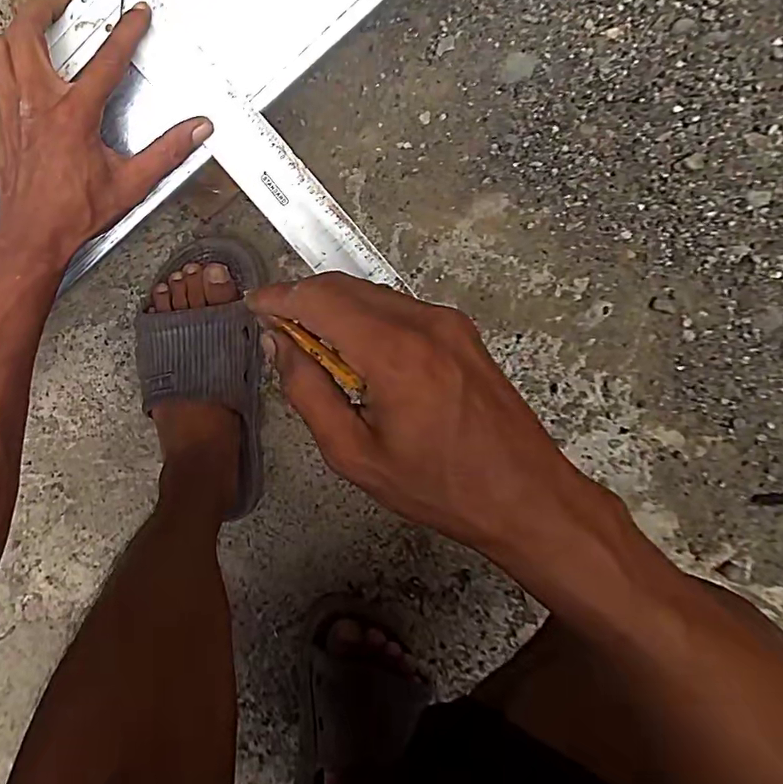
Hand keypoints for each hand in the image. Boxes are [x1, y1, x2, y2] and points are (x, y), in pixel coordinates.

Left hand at [0, 0, 211, 267]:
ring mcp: (8, 112)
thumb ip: (167, 152)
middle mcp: (36, 104)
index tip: (135, 15)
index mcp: (74, 114)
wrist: (32, 237)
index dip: (126, 30)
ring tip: (28, 31)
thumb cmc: (71, 214)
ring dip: (12, 35)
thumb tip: (194, 131)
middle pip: (27, 31)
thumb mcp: (131, 182)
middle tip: (60, 4)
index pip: (106, 58)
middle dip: (44, 6)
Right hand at [249, 273, 613, 554]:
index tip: (254, 305)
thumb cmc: (439, 487)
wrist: (528, 497)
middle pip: (342, 286)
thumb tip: (278, 345)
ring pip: (368, 292)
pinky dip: (362, 316)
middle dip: (301, 298)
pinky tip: (354, 350)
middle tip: (276, 329)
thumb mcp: (354, 455)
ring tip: (311, 345)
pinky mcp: (459, 330)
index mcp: (394, 353)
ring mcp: (446, 321)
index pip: (320, 299)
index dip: (279, 297)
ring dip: (331, 307)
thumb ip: (308, 393)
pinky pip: (395, 306)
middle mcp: (422, 323)